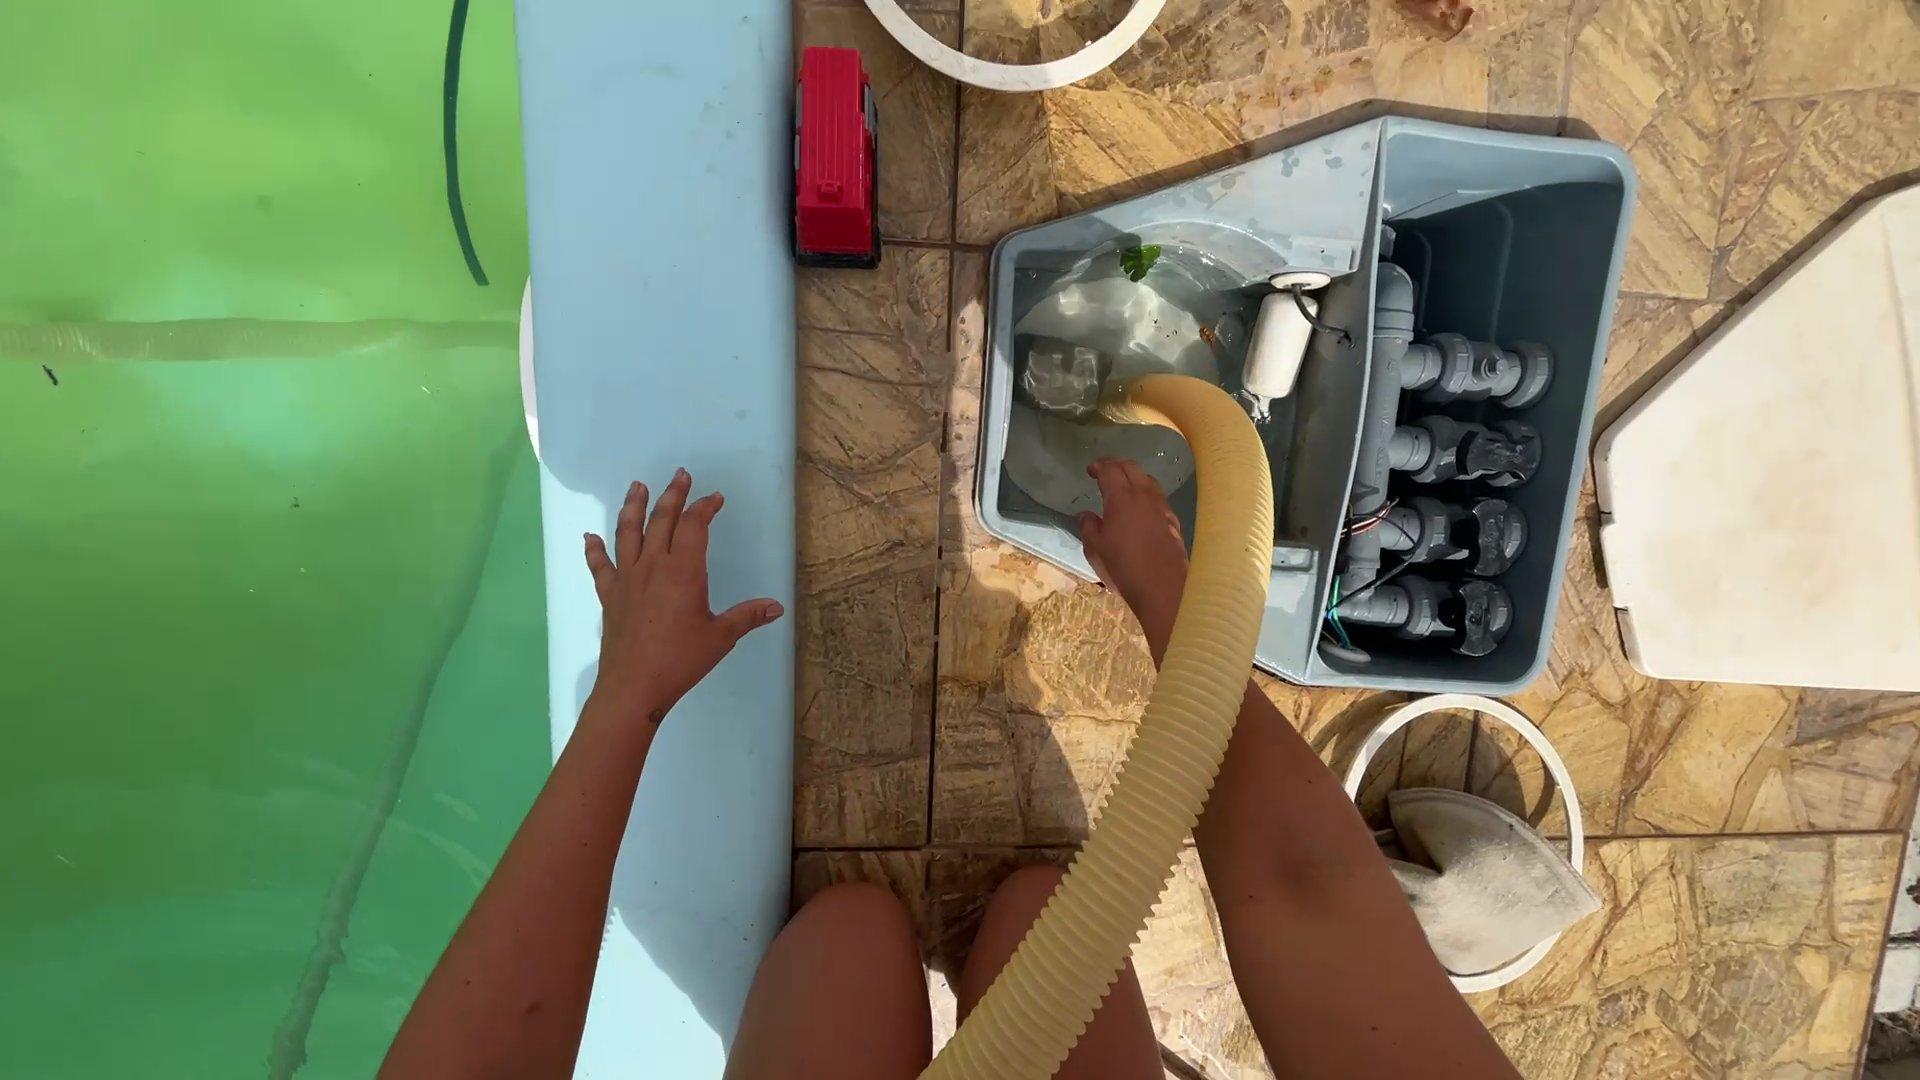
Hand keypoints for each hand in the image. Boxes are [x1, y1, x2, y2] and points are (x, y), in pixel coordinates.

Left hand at [583, 469, 783, 725]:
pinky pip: (600, 566)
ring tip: (637, 486)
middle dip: (673, 495)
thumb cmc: (681, 660)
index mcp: (684, 571)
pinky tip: (590, 537)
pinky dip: (594, 549)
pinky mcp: (610, 595)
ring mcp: (627, 578)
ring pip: (628, 533)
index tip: (715, 498)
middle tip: (680, 475)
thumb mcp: (721, 637)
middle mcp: (653, 566)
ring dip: (634, 507)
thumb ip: (748, 617)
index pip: (695, 527)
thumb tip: (777, 607)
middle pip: (662, 520)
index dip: (705, 508)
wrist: (633, 686)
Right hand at [1077, 457, 1187, 656]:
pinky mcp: (1173, 521)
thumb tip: (1086, 514)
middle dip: (1117, 464)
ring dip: (1135, 476)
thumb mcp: (1095, 549)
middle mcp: (1144, 496)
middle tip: (1105, 469)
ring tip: (1124, 483)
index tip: (1091, 469)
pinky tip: (1143, 505)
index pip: (1110, 470)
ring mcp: (1162, 507)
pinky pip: (1158, 497)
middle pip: (1132, 468)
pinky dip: (1147, 492)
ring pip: (1149, 480)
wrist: (1163, 588)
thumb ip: (1088, 527)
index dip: (1099, 466)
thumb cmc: (1123, 567)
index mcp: (1121, 498)